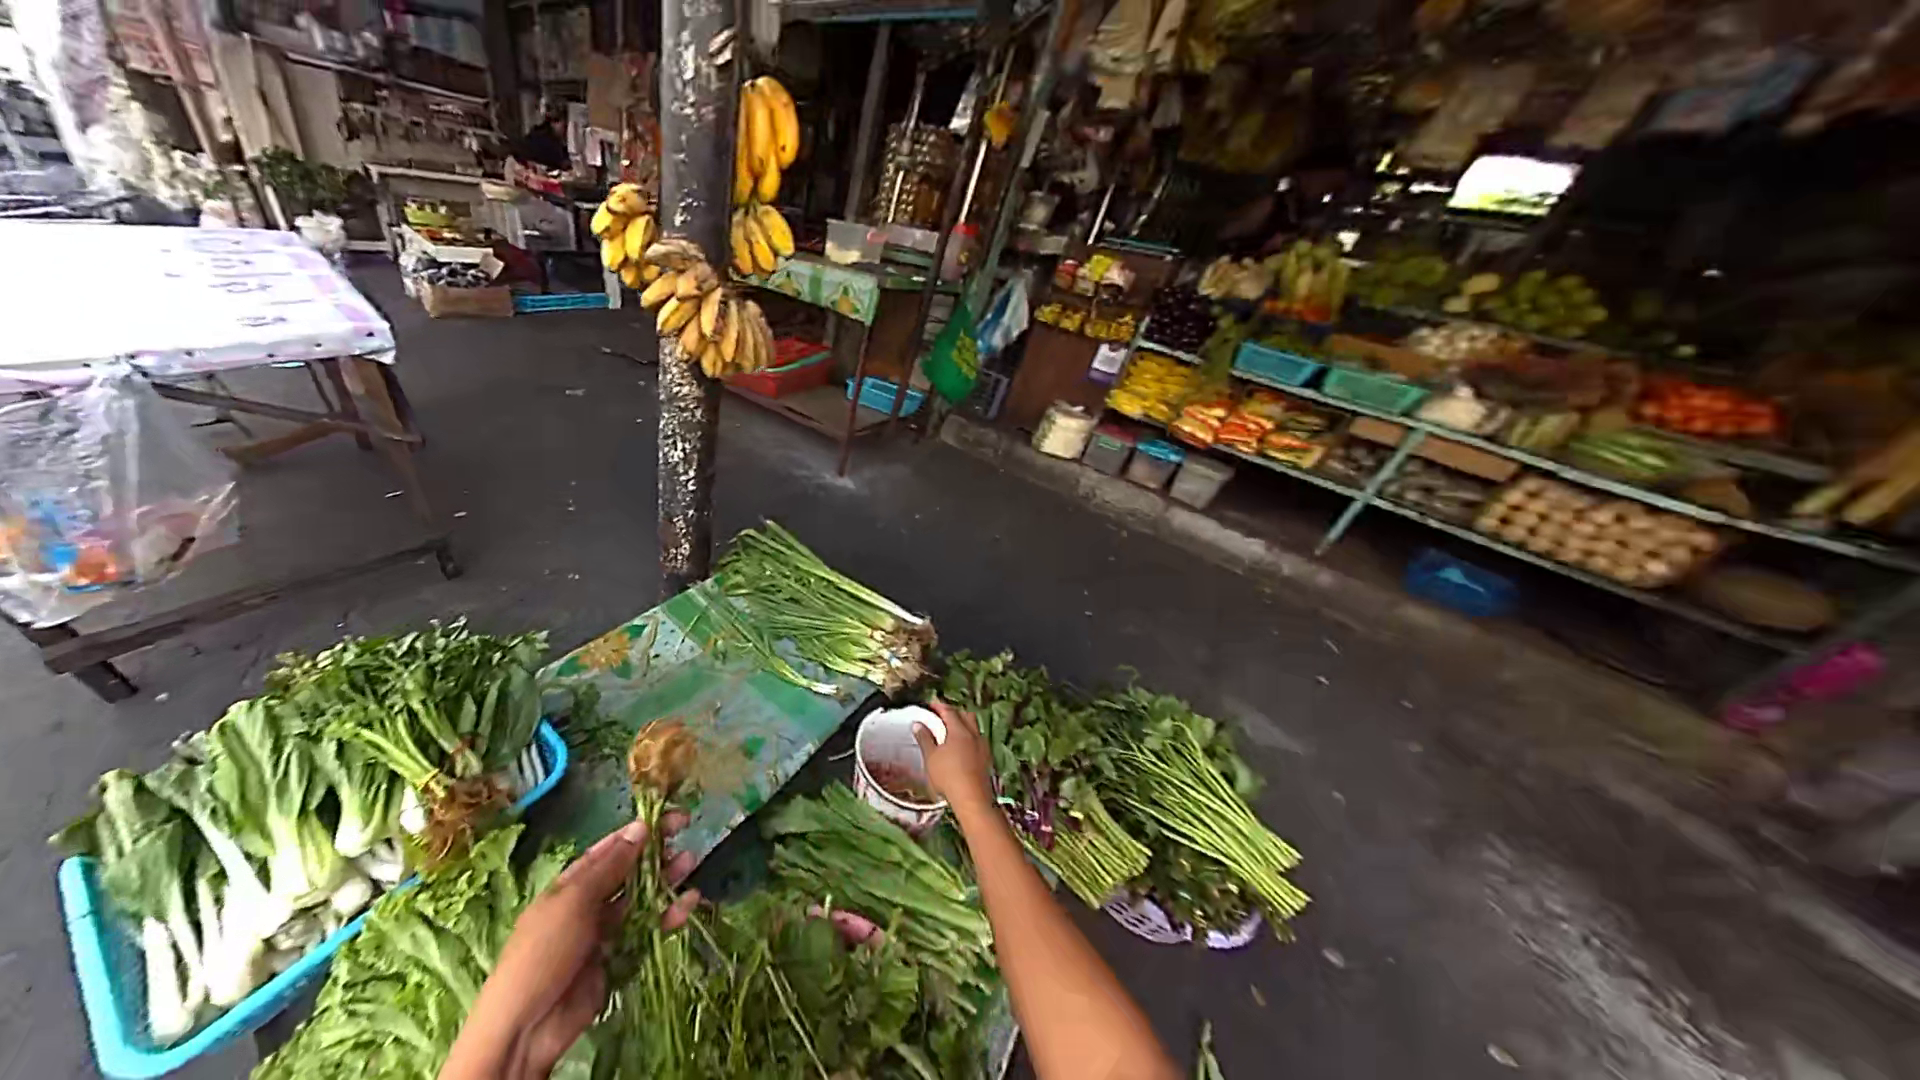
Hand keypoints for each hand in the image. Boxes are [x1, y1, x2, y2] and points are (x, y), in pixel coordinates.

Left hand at [439, 814, 700, 1079]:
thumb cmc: (544, 952)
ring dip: (667, 878)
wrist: (528, 1027)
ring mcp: (606, 930)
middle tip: (687, 836)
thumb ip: (611, 865)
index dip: (640, 830)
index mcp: (572, 884)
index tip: (673, 817)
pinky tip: (688, 904)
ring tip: (690, 864)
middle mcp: (590, 902)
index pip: (611, 848)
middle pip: (630, 870)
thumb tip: (640, 827)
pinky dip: (669, 914)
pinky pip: (649, 927)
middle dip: (658, 852)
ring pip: (644, 896)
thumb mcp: (574, 901)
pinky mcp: (621, 955)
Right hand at [913, 700, 993, 813]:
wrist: (972, 798)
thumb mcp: (931, 757)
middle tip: (942, 715)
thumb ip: (924, 738)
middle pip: (966, 715)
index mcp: (959, 730)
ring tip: (952, 731)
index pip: (949, 711)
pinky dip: (969, 738)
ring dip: (964, 725)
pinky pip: (978, 740)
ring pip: (974, 727)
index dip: (940, 706)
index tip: (932, 704)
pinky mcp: (987, 759)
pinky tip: (963, 748)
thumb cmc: (948, 775)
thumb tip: (918, 724)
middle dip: (955, 712)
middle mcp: (974, 734)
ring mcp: (982, 746)